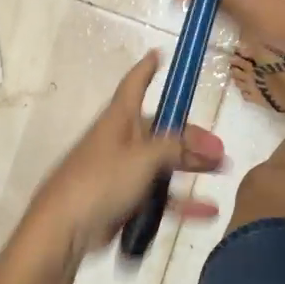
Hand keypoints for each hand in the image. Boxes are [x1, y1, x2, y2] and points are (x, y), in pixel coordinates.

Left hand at [25, 52, 224, 257]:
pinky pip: (159, 195)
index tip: (159, 53)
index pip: (135, 84)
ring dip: (191, 166)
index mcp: (119, 119)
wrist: (62, 229)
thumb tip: (204, 142)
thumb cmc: (101, 180)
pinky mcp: (123, 202)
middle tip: (219, 147)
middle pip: (160, 130)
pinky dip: (182, 201)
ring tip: (222, 170)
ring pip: (163, 164)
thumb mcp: (143, 158)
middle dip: (190, 137)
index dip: (147, 69)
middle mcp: (121, 140)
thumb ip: (175, 148)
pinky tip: (208, 210)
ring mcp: (122, 172)